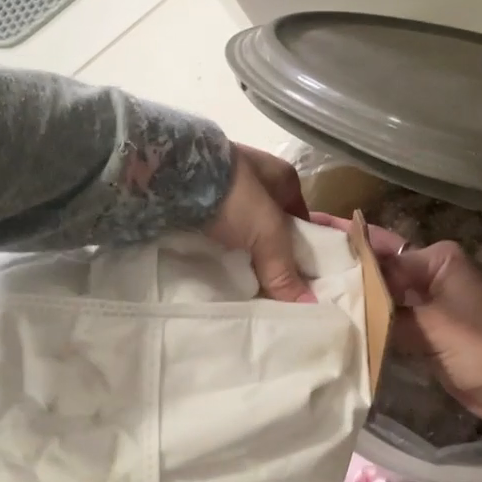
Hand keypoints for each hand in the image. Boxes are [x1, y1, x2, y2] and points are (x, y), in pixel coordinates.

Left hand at [205, 144, 312, 301]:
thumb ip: (284, 269)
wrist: (174, 174)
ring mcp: (224, 191)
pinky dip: (218, 251)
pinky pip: (214, 234)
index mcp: (282, 177)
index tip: (304, 278)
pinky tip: (219, 273)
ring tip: (247, 289)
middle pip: (270, 228)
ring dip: (242, 255)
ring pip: (241, 233)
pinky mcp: (196, 204)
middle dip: (271, 255)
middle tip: (274, 288)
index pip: (301, 219)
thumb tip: (308, 306)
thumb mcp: (268, 232)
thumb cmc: (235, 195)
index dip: (304, 246)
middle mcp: (255, 181)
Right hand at [310, 213, 481, 421]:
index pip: (384, 254)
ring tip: (315, 304)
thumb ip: (386, 308)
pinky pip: (392, 324)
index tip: (311, 262)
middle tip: (307, 285)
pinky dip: (374, 327)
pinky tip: (341, 328)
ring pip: (386, 301)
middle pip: (384, 276)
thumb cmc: (480, 346)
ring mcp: (431, 306)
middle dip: (352, 283)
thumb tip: (345, 295)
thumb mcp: (430, 323)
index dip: (350, 259)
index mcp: (438, 259)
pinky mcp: (427, 334)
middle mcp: (433, 275)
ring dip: (360, 307)